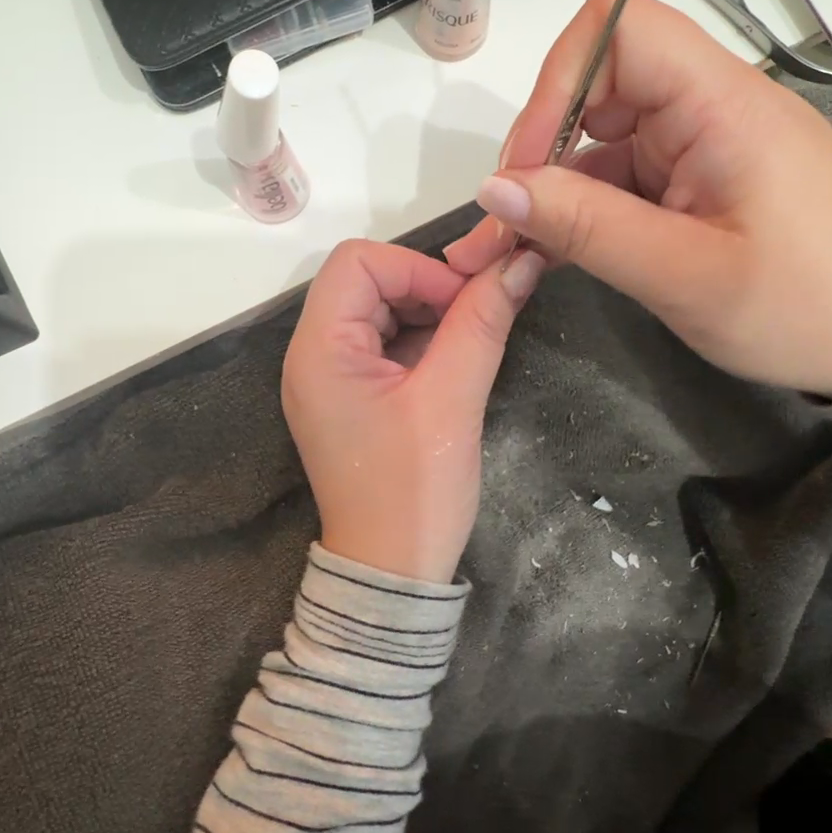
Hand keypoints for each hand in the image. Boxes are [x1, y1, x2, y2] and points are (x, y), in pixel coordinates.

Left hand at [282, 240, 542, 582]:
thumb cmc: (415, 491)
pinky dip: (417, 339)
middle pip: (365, 281)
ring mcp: (327, 378)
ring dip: (425, 313)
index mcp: (320, 350)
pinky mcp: (347, 396)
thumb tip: (520, 260)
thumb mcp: (452, 401)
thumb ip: (481, 323)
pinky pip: (379, 343)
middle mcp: (311, 355)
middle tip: (478, 315)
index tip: (467, 302)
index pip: (359, 262)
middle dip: (425, 288)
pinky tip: (451, 361)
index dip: (418, 269)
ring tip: (469, 341)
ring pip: (376, 309)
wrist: (391, 572)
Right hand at [443, 0, 831, 398]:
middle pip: (597, 83)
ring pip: (598, 136)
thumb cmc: (801, 307)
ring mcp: (701, 141)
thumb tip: (494, 188)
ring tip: (511, 250)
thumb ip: (585, 227)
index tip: (527, 165)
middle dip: (539, 147)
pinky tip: (549, 251)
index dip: (557, 83)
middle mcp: (709, 105)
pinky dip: (580, 209)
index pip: (618, 29)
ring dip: (550, 188)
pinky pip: (619, 175)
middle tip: (507, 221)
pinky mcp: (696, 176)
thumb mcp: (683, 276)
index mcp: (722, 104)